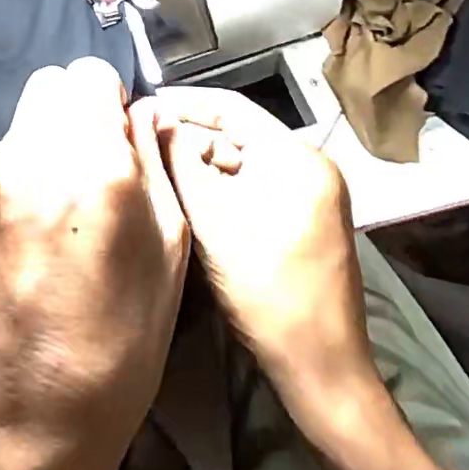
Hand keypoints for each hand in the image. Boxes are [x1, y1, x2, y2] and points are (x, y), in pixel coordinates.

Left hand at [0, 58, 189, 469]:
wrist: (33, 398)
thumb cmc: (122, 325)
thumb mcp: (169, 239)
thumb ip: (156, 157)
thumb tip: (148, 110)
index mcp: (95, 167)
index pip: (91, 73)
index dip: (111, 98)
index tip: (118, 131)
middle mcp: (32, 159)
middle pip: (51, 82)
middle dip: (76, 109)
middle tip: (91, 157)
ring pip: (23, 117)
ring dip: (46, 139)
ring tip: (58, 198)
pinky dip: (17, 170)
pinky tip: (28, 222)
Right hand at [129, 88, 368, 396]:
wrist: (322, 367)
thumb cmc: (266, 295)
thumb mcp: (213, 224)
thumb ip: (182, 165)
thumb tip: (155, 118)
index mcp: (297, 157)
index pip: (233, 107)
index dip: (186, 102)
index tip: (146, 103)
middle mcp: (312, 163)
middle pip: (242, 133)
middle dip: (194, 137)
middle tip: (147, 143)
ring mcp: (316, 190)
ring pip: (249, 160)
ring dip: (208, 164)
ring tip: (163, 170)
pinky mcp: (312, 215)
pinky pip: (261, 183)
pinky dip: (229, 186)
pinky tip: (196, 197)